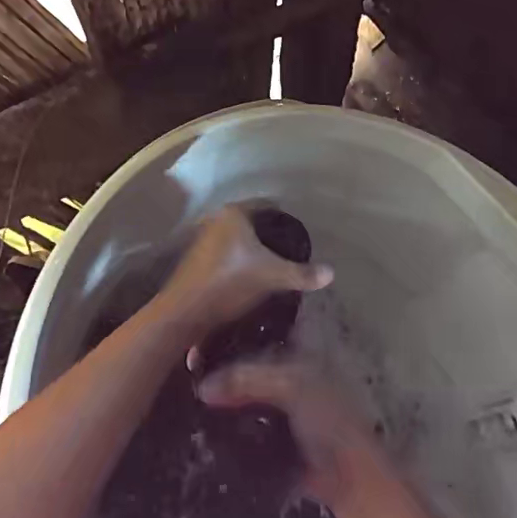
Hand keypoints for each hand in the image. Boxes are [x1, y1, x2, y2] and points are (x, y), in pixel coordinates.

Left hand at [154, 205, 332, 334]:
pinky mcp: (196, 258)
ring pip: (237, 238)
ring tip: (274, 266)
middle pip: (252, 223)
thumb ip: (302, 274)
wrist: (185, 311)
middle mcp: (216, 219)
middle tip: (291, 252)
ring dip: (253, 249)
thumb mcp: (272, 277)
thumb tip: (331, 273)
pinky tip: (250, 276)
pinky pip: (226, 252)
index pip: (267, 206)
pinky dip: (239, 260)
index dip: (286, 219)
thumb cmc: (229, 283)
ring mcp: (203, 237)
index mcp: (234, 213)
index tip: (300, 235)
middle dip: (270, 235)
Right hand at [197, 356, 381, 508]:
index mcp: (297, 356)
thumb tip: (202, 387)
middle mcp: (285, 376)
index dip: (225, 342)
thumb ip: (247, 379)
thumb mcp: (291, 387)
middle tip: (183, 374)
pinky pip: (240, 426)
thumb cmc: (328, 423)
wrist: (349, 482)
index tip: (192, 350)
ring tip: (184, 397)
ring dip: (219, 400)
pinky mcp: (269, 440)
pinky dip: (224, 426)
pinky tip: (200, 425)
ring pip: (239, 397)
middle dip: (217, 371)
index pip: (253, 339)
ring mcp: (277, 409)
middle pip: (242, 368)